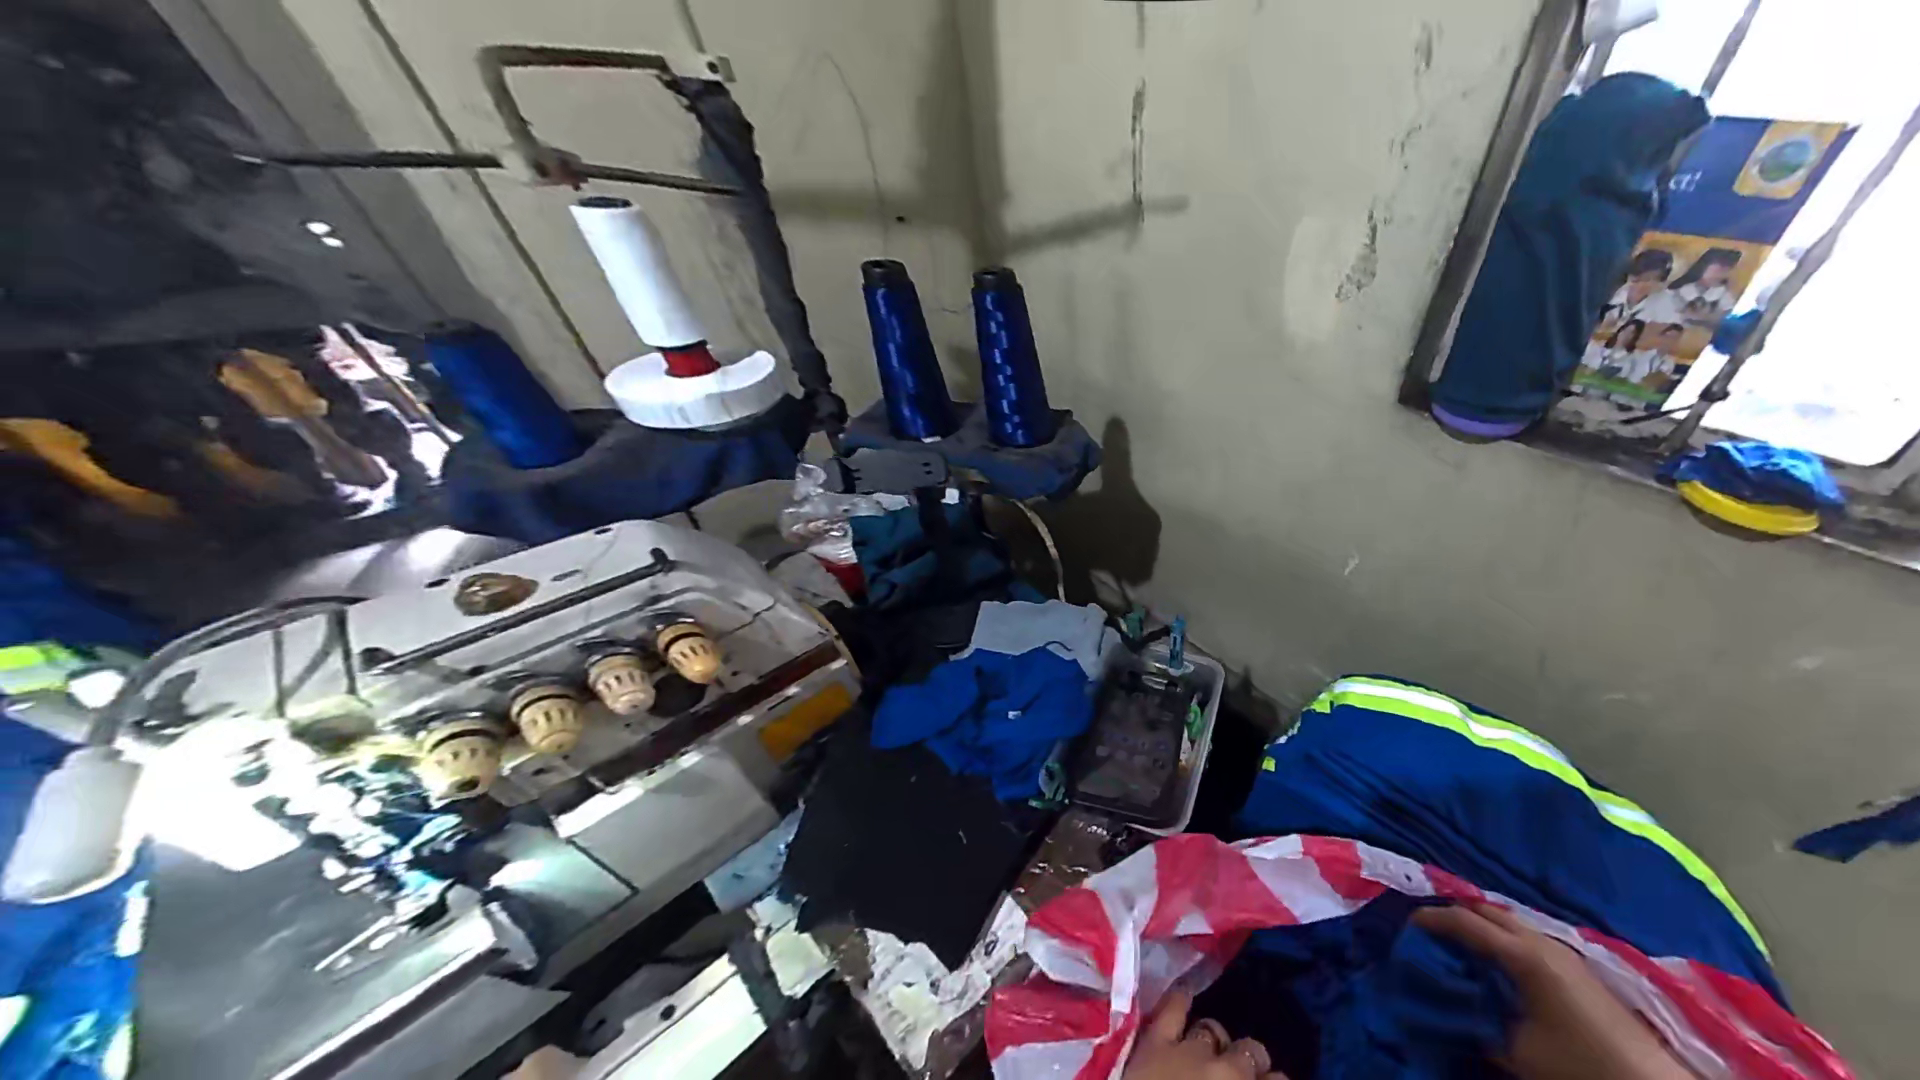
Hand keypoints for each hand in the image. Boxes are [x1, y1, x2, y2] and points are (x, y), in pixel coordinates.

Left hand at [1122, 989, 1286, 1079]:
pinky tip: (1185, 993)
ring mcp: (1193, 1053)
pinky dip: (1180, 999)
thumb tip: (1254, 1079)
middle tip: (1242, 1072)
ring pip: (1214, 1031)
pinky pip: (1172, 1010)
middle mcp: (1231, 1074)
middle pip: (1253, 1054)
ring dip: (1217, 1040)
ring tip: (1214, 1045)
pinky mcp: (1157, 1041)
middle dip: (1252, 1062)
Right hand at [1413, 903, 1691, 1079]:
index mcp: (1522, 954)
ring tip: (1457, 942)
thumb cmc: (1581, 1065)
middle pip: (1486, 910)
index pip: (1463, 920)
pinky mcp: (1577, 967)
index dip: (1430, 918)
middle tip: (1429, 930)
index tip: (1405, 924)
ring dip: (1479, 924)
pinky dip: (1500, 936)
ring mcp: (1563, 952)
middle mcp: (1541, 942)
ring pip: (1508, 921)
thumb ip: (1475, 1019)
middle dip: (1454, 913)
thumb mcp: (1517, 1049)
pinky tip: (1494, 959)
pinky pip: (1525, 935)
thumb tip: (1440, 1003)